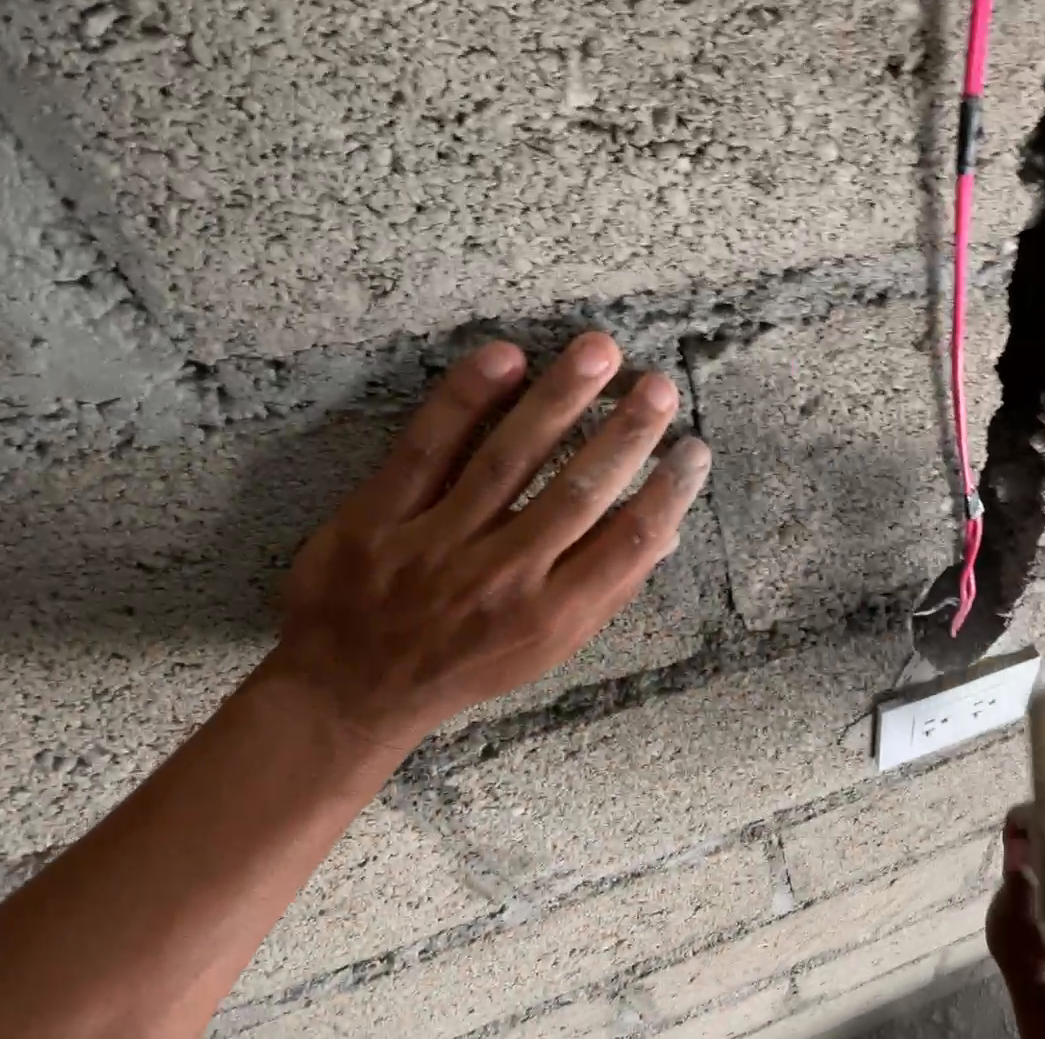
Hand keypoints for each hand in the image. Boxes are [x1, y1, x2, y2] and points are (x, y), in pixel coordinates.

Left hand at [259, 334, 709, 748]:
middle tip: (659, 387)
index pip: (629, 543)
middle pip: (577, 493)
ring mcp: (435, 545)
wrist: (350, 692)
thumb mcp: (551, 646)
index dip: (669, 492)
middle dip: (627, 434)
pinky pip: (427, 447)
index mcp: (552, 615)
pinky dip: (466, 399)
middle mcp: (502, 579)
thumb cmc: (469, 666)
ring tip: (599, 352)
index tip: (694, 450)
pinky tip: (506, 357)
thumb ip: (609, 588)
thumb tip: (666, 529)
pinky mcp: (376, 517)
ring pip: (508, 459)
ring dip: (560, 399)